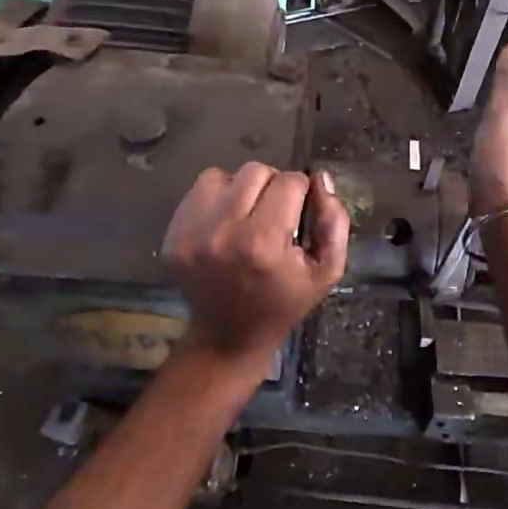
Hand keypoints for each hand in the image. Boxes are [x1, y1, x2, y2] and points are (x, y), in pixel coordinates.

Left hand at [162, 162, 349, 367]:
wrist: (228, 336)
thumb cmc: (284, 304)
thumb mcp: (327, 272)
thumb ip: (334, 223)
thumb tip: (321, 178)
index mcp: (263, 243)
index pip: (290, 182)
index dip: (302, 192)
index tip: (299, 214)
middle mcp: (222, 232)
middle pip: (256, 171)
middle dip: (272, 185)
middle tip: (275, 213)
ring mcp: (191, 232)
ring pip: (223, 175)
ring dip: (241, 189)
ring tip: (247, 215)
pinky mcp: (173, 234)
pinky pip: (199, 191)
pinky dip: (216, 199)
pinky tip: (225, 224)